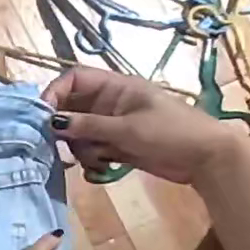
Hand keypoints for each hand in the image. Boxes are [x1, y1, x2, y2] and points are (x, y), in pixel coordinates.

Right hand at [43, 67, 247, 184]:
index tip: (43, 117)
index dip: (55, 93)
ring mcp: (112, 125)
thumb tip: (52, 123)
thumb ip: (88, 126)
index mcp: (115, 86)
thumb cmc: (171, 133)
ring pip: (78, 133)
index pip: (73, 79)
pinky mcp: (116, 145)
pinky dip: (91, 161)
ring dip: (81, 149)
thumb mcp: (127, 129)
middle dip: (66, 129)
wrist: (206, 159)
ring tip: (98, 160)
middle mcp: (108, 103)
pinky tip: (103, 170)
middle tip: (64, 146)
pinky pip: (91, 149)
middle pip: (70, 108)